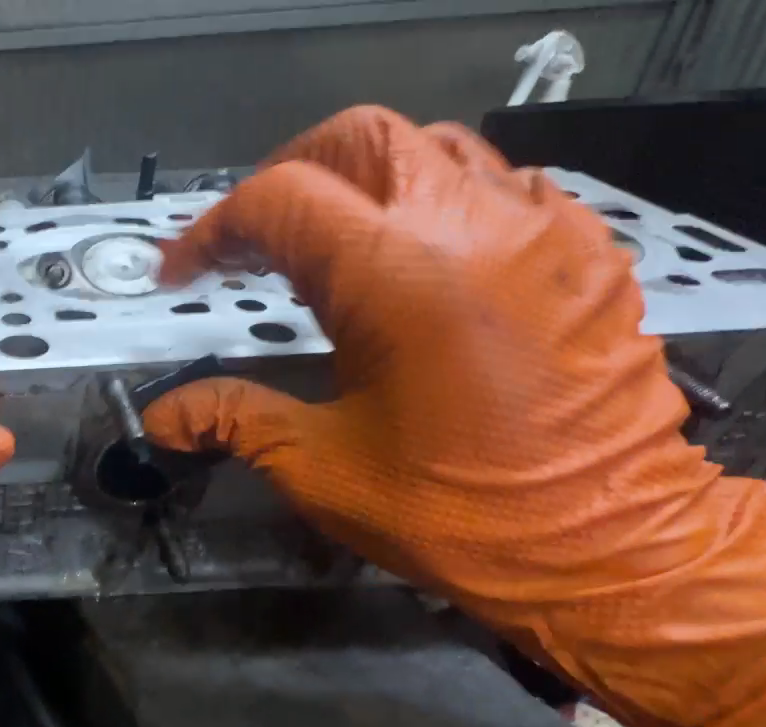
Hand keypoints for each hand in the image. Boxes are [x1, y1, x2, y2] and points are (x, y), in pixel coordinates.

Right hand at [145, 105, 765, 726]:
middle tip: (247, 241)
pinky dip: (432, 204)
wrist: (608, 547)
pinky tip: (410, 265)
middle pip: (359, 140)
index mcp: (397, 277)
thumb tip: (158, 416)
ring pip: (432, 148)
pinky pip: (496, 185)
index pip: (282, 200)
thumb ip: (231, 417)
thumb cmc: (450, 512)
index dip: (214, 228)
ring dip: (360, 185)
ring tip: (321, 247)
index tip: (181, 275)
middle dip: (286, 178)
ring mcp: (542, 227)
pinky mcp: (585, 249)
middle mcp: (473, 224)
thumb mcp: (316, 467)